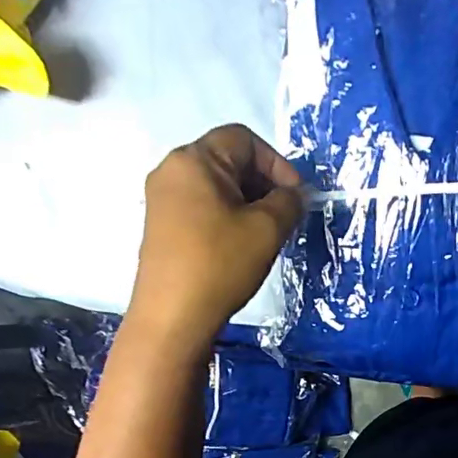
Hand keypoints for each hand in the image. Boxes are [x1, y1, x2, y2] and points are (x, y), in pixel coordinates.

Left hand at [129, 124, 306, 341]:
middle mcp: (171, 170)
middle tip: (286, 217)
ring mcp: (161, 199)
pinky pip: (201, 208)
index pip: (244, 139)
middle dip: (263, 184)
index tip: (296, 197)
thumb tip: (293, 195)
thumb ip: (288, 202)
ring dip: (247, 204)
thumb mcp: (267, 230)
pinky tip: (241, 247)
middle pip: (228, 160)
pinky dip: (227, 218)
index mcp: (194, 159)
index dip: (277, 163)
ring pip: (216, 187)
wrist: (172, 317)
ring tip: (266, 236)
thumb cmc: (220, 265)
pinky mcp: (160, 227)